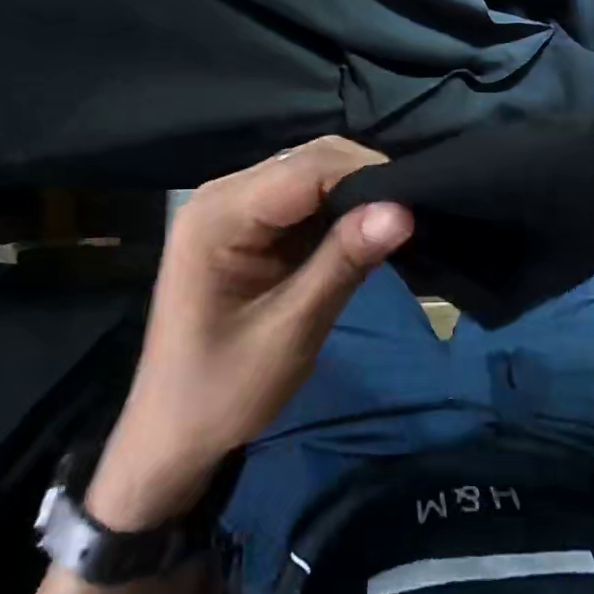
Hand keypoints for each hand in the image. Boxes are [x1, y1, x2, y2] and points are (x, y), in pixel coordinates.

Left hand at [85, 138, 413, 527]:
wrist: (175, 432)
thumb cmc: (223, 390)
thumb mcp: (291, 330)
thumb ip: (344, 263)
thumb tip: (403, 210)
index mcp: (218, 216)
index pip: (307, 168)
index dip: (367, 176)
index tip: (417, 204)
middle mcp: (223, 196)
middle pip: (311, 161)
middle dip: (366, 181)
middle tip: (412, 217)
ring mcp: (236, 208)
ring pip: (314, 174)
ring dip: (357, 195)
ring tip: (397, 225)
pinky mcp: (252, 226)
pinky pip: (308, 200)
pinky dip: (342, 211)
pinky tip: (366, 234)